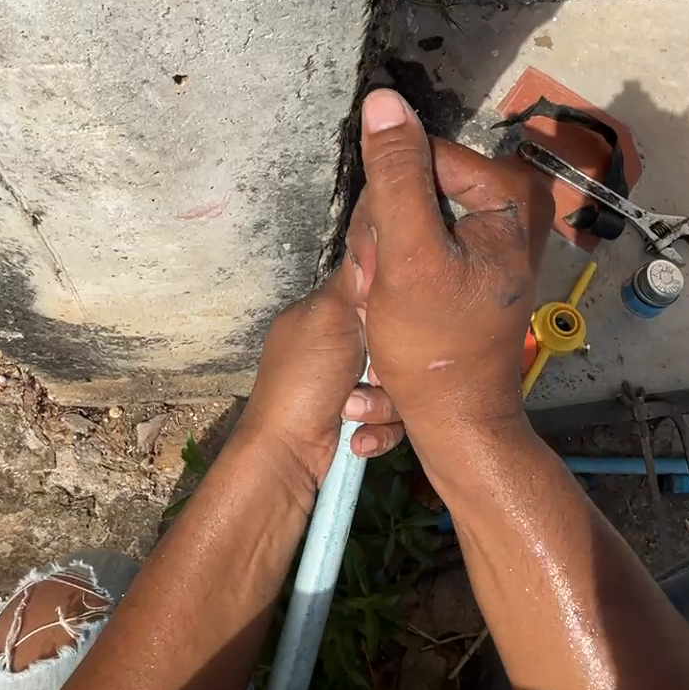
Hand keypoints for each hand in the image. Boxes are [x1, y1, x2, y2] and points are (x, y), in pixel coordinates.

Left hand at [233, 267, 406, 496]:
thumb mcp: (326, 318)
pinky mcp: (359, 419)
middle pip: (396, 345)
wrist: (288, 453)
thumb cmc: (302, 382)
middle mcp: (337, 346)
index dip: (392, 309)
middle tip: (370, 378)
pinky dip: (377, 431)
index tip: (397, 324)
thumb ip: (353, 282)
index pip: (373, 294)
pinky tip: (356, 438)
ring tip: (353, 412)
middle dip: (389, 370)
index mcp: (324, 315)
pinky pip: (393, 419)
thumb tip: (375, 236)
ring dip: (381, 405)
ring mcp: (348, 384)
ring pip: (400, 386)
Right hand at [347, 89, 550, 440]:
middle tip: (386, 289)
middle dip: (385, 238)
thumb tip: (383, 102)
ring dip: (384, 261)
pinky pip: (415, 247)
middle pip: (413, 188)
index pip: (420, 158)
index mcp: (511, 198)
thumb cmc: (437, 348)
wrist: (457, 420)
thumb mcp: (409, 256)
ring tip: (390, 305)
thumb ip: (396, 177)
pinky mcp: (471, 265)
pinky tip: (396, 309)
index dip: (387, 206)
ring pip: (407, 219)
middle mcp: (509, 211)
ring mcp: (489, 240)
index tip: (384, 259)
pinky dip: (396, 275)